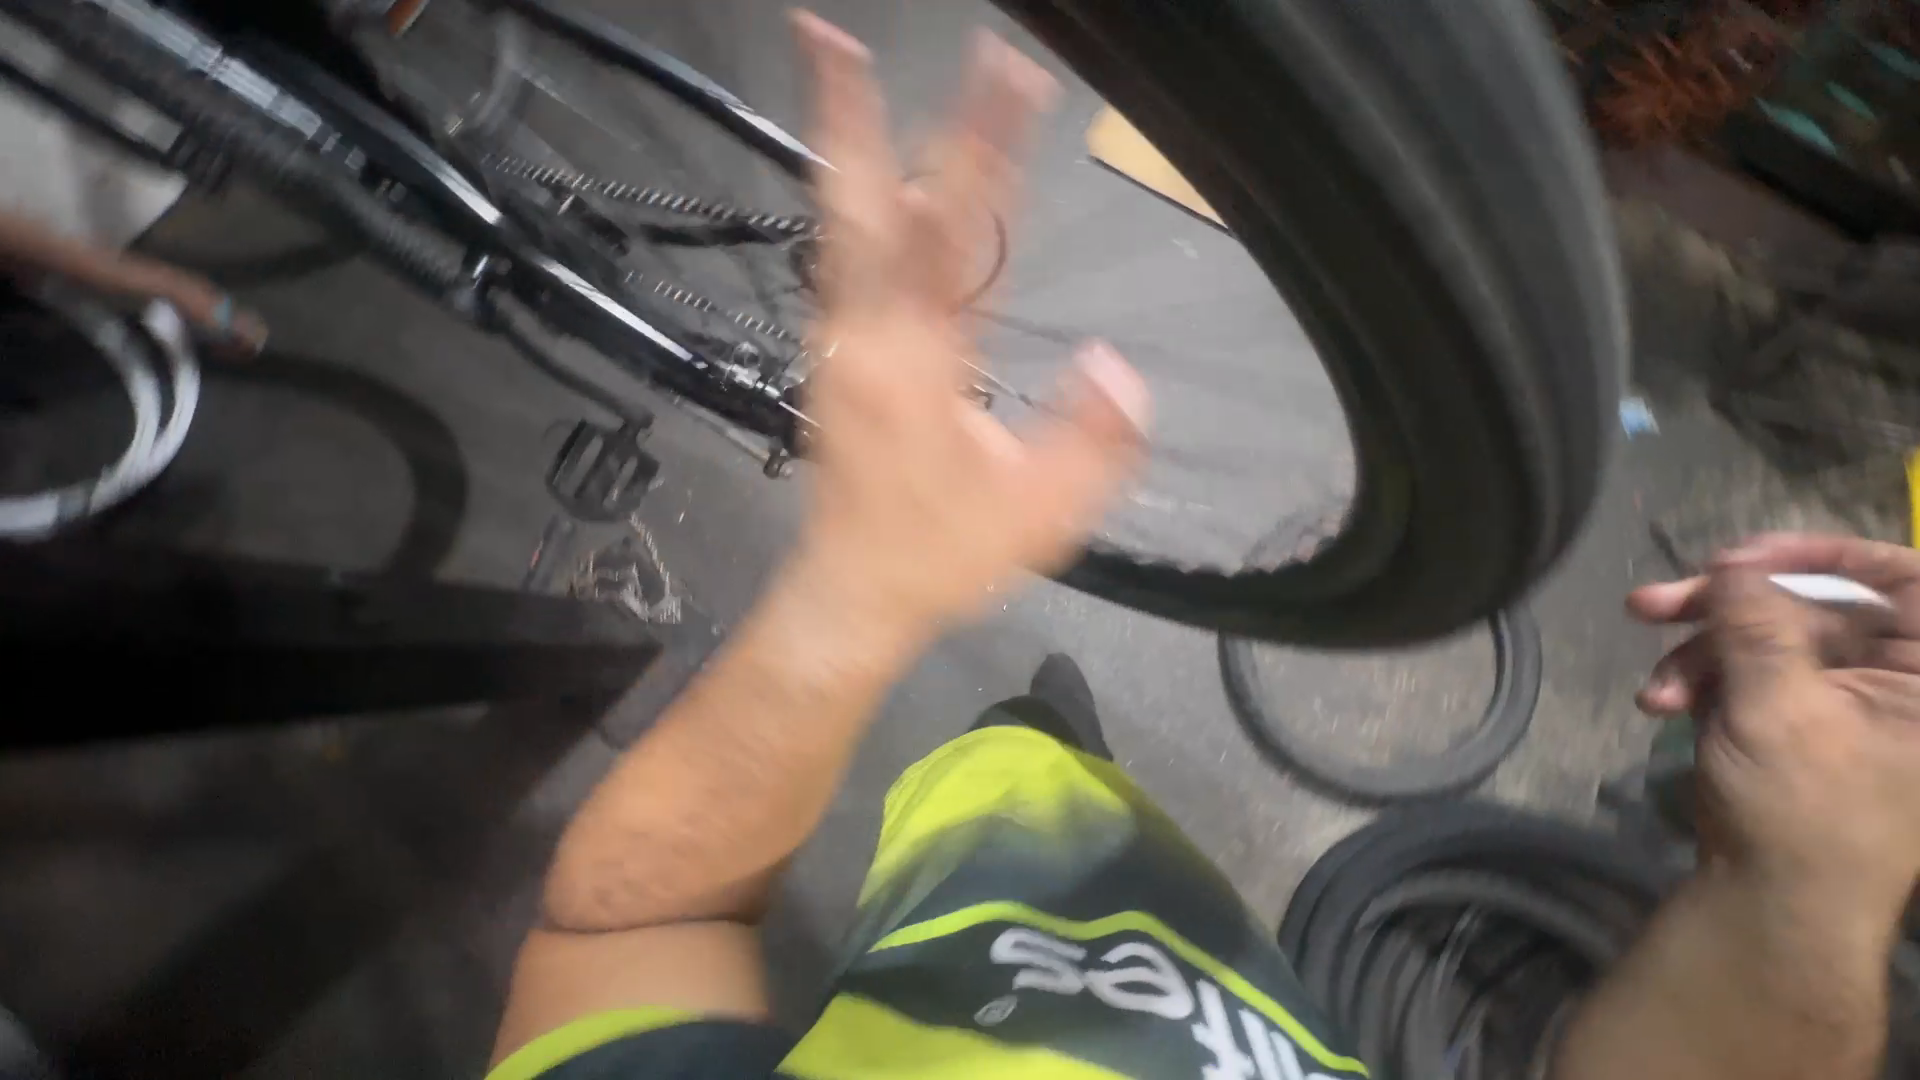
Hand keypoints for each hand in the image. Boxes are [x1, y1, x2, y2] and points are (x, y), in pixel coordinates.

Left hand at [785, 14, 1148, 632]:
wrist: (855, 592)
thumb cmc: (943, 556)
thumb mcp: (1041, 516)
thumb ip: (1093, 443)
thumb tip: (1120, 366)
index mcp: (921, 365)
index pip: (958, 234)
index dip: (984, 148)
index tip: (1010, 69)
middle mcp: (865, 340)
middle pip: (857, 210)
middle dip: (848, 118)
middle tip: (827, 35)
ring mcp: (836, 349)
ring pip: (837, 232)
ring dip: (842, 154)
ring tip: (840, 80)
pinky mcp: (830, 366)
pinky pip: (839, 269)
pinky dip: (848, 214)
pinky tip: (865, 188)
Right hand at [1629, 533, 1919, 929]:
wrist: (1775, 891)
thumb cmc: (1805, 806)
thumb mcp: (1778, 710)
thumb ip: (1759, 629)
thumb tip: (1735, 564)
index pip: (1903, 577)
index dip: (1819, 556)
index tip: (1735, 559)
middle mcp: (1898, 674)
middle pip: (1809, 604)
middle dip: (1721, 608)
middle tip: (1648, 604)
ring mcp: (1841, 692)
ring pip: (1761, 635)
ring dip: (1695, 655)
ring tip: (1654, 689)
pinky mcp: (1791, 708)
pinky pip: (1740, 668)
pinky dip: (1697, 681)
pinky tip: (1663, 706)